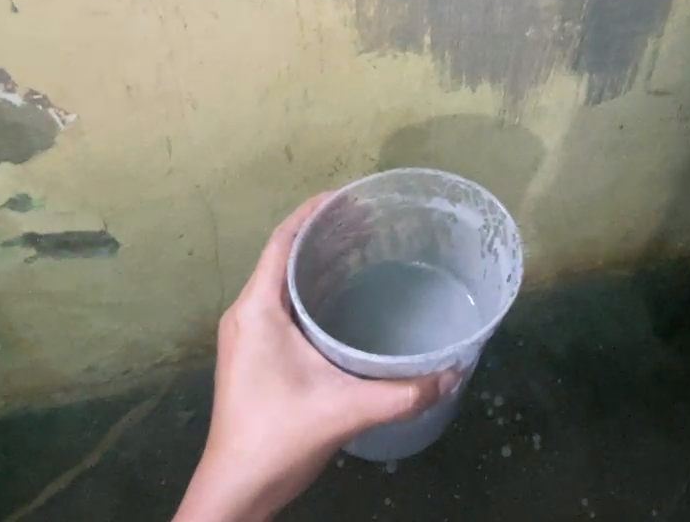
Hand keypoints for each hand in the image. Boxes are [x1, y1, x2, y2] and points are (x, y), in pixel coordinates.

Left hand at [173, 194, 457, 521]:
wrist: (235, 492)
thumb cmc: (278, 438)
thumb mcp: (346, 410)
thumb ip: (403, 391)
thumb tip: (454, 371)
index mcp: (257, 309)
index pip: (282, 240)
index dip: (313, 212)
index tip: (351, 197)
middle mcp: (247, 312)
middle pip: (284, 254)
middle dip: (324, 232)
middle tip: (371, 220)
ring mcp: (248, 334)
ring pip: (283, 278)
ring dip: (318, 259)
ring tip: (363, 247)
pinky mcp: (254, 352)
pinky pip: (284, 300)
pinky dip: (313, 286)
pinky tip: (345, 295)